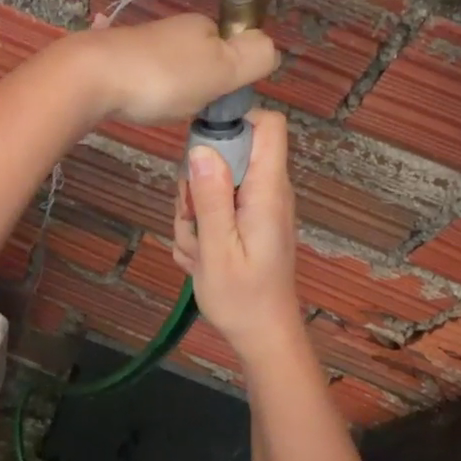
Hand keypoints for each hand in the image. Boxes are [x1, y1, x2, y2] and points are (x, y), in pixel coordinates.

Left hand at [74, 13, 278, 125]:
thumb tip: (272, 49)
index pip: (229, 45)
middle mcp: (170, 28)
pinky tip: (127, 86)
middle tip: (191, 110)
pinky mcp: (108, 59)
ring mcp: (137, 41)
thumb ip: (253, 58)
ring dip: (168, 79)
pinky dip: (136, 76)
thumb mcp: (221, 70)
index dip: (231, 74)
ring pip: (164, 61)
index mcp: (200, 27)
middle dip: (198, 78)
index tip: (221, 102)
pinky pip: (132, 67)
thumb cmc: (162, 79)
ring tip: (162, 105)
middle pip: (196, 53)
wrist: (91, 77)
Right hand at [173, 110, 303, 360]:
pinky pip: (216, 212)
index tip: (200, 147)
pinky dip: (201, 233)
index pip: (267, 125)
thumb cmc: (242, 299)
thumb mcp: (217, 251)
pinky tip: (202, 260)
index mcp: (268, 192)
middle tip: (193, 222)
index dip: (234, 123)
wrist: (263, 337)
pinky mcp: (246, 225)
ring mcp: (257, 210)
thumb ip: (211, 198)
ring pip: (214, 187)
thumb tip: (202, 148)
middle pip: (229, 157)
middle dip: (198, 184)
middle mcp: (268, 193)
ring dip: (194, 216)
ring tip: (199, 251)